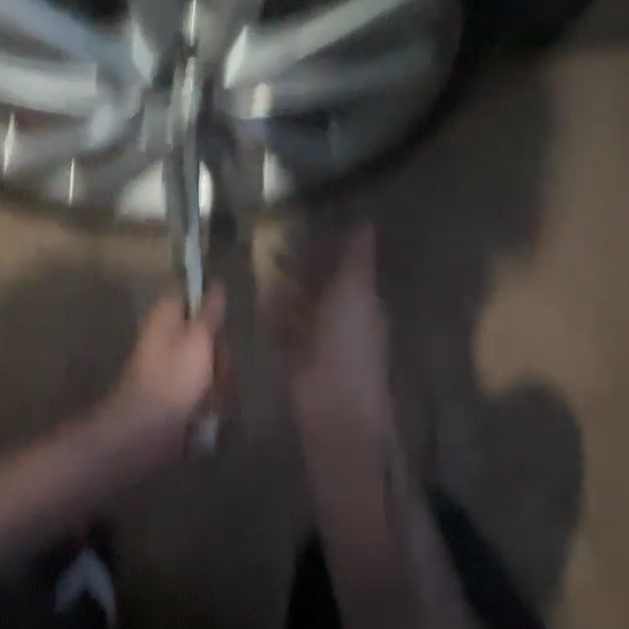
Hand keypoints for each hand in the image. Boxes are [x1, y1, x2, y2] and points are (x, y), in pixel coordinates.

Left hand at [104, 290, 225, 440]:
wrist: (146, 431)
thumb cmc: (173, 379)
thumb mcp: (197, 339)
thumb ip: (209, 311)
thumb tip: (216, 281)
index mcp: (167, 318)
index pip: (192, 296)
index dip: (212, 306)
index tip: (222, 323)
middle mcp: (169, 339)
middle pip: (208, 334)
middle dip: (221, 353)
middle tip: (217, 367)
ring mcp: (173, 368)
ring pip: (211, 364)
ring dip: (218, 381)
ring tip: (210, 396)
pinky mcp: (177, 394)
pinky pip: (205, 389)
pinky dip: (209, 400)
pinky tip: (206, 411)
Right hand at [278, 227, 393, 432]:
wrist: (333, 405)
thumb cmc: (348, 345)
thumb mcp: (354, 293)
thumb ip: (357, 260)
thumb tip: (366, 223)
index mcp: (363, 301)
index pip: (347, 268)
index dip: (328, 250)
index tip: (305, 230)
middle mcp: (344, 317)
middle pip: (321, 287)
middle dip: (301, 271)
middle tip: (274, 249)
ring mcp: (321, 339)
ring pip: (302, 308)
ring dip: (285, 294)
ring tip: (264, 274)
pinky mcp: (299, 357)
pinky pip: (286, 331)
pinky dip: (275, 321)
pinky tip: (262, 309)